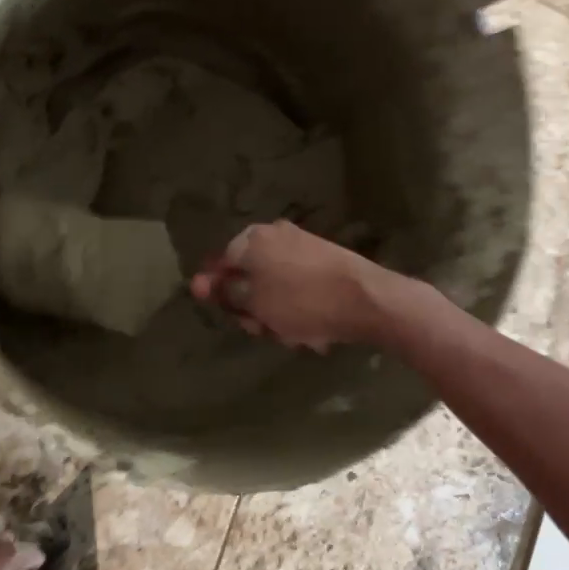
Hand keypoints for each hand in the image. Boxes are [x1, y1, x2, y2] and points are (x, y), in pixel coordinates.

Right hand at [190, 220, 391, 351]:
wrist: (365, 299)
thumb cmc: (301, 301)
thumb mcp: (254, 302)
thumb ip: (226, 291)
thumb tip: (203, 281)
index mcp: (252, 238)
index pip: (221, 262)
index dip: (217, 290)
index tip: (227, 314)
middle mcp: (275, 235)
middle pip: (248, 276)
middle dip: (251, 307)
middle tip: (261, 328)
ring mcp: (302, 247)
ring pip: (274, 287)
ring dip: (276, 313)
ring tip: (292, 333)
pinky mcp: (324, 263)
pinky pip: (298, 289)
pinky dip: (297, 309)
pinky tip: (309, 330)